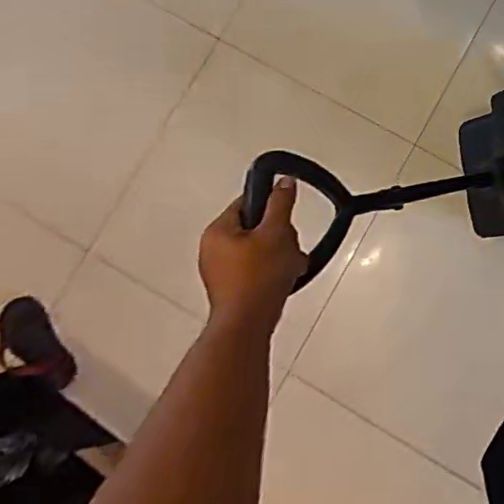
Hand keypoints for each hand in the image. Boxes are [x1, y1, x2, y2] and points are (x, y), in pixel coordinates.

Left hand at [199, 176, 305, 331]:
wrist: (248, 322)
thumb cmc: (259, 275)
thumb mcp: (275, 231)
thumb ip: (281, 203)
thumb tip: (284, 181)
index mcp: (218, 230)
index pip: (248, 201)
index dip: (272, 205)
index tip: (286, 217)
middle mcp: (214, 248)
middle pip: (257, 225)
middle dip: (280, 234)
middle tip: (288, 245)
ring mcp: (222, 269)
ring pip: (262, 247)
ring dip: (281, 252)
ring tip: (289, 264)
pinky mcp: (233, 286)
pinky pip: (259, 266)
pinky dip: (275, 268)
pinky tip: (285, 276)